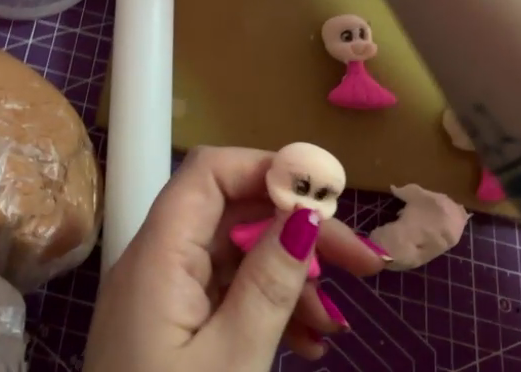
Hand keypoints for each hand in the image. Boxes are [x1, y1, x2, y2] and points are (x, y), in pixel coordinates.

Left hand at [83, 147, 388, 369]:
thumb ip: (269, 284)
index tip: (329, 194)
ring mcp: (162, 295)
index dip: (268, 168)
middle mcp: (155, 261)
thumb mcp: (233, 361)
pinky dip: (267, 308)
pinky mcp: (170, 328)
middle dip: (295, 231)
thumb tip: (305, 214)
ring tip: (333, 326)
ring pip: (233, 257)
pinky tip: (307, 343)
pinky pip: (224, 295)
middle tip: (365, 265)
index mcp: (158, 254)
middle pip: (230, 214)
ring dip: (288, 277)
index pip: (209, 173)